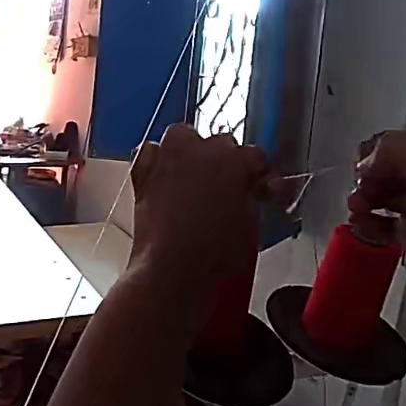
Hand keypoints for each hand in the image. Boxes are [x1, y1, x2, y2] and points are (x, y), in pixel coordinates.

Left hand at [127, 124, 267, 303]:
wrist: (172, 270)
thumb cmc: (217, 254)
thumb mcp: (251, 225)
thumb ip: (253, 197)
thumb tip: (251, 191)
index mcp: (232, 160)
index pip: (254, 156)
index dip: (261, 174)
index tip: (262, 189)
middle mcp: (198, 150)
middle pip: (220, 142)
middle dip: (228, 161)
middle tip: (231, 187)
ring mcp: (167, 158)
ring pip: (182, 136)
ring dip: (192, 149)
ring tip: (197, 174)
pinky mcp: (143, 173)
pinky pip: (150, 153)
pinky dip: (158, 160)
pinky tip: (165, 177)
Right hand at [349, 131, 405, 327]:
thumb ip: (400, 153)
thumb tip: (365, 166)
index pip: (399, 145)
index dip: (375, 153)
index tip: (362, 169)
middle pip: (388, 171)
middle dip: (367, 177)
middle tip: (359, 191)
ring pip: (384, 197)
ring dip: (364, 199)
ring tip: (356, 210)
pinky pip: (384, 227)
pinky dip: (367, 224)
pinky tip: (361, 228)